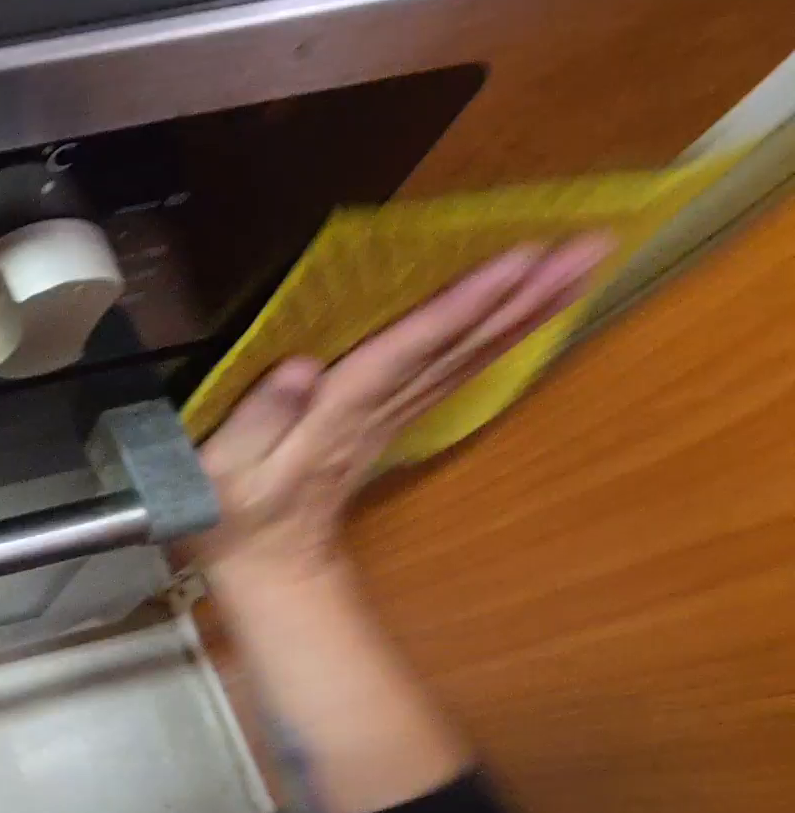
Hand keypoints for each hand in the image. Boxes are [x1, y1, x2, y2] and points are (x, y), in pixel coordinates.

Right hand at [177, 236, 615, 586]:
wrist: (268, 564)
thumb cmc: (233, 514)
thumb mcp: (224, 469)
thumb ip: (259, 418)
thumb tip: (300, 367)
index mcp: (334, 419)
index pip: (404, 356)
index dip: (457, 309)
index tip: (518, 259)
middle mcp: (376, 416)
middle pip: (455, 354)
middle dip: (519, 301)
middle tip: (587, 248)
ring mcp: (388, 423)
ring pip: (465, 365)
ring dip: (522, 317)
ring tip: (577, 269)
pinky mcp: (388, 427)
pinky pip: (451, 380)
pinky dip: (493, 346)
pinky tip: (519, 320)